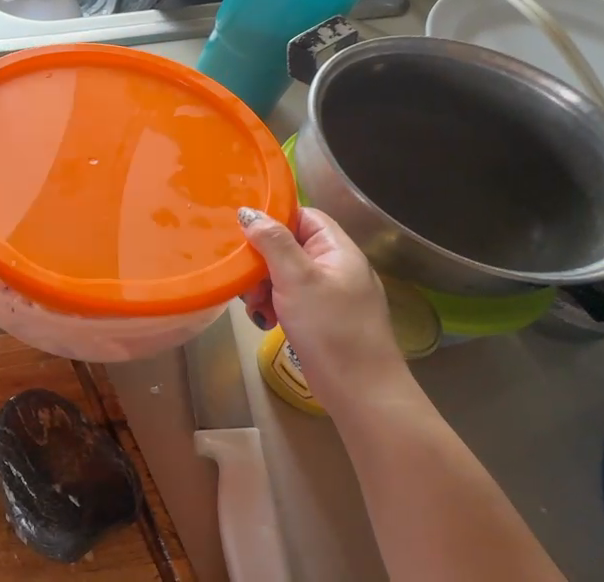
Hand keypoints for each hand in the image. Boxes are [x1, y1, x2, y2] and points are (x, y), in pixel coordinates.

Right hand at [238, 207, 407, 412]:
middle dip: (260, 260)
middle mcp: (336, 268)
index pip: (304, 216)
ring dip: (261, 285)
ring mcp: (330, 294)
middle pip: (288, 246)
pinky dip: (272, 304)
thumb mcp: (297, 278)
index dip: (274, 218)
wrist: (361, 390)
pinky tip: (265, 320)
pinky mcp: (321, 317)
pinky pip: (288, 297)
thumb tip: (248, 212)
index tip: (242, 230)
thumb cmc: (331, 327)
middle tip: (246, 279)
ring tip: (257, 306)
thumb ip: (273, 241)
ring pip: (283, 273)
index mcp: (339, 252)